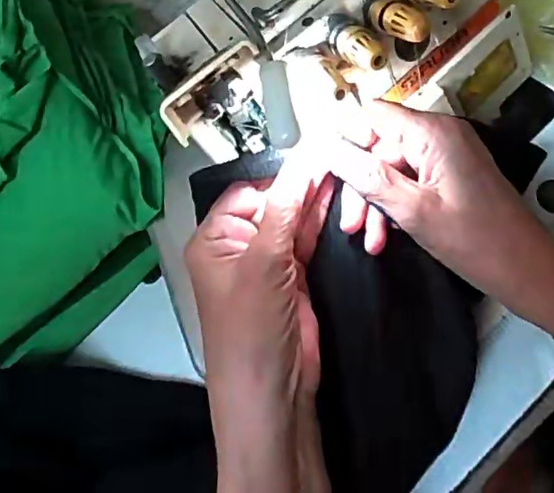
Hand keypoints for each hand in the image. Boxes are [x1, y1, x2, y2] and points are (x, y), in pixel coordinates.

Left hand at [185, 161, 333, 491]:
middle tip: (332, 156)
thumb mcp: (264, 264)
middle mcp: (238, 246)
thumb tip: (304, 161)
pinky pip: (306, 235)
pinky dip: (320, 217)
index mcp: (214, 240)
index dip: (278, 175)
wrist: (274, 397)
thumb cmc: (251, 334)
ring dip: (314, 197)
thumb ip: (285, 209)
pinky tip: (336, 195)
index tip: (311, 156)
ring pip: (292, 216)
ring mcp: (267, 261)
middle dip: (300, 183)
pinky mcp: (293, 274)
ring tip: (339, 167)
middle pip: (273, 200)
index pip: (247, 191)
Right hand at [325, 101, 553, 318]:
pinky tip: (390, 236)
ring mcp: (449, 153)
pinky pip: (414, 179)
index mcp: (433, 132)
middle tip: (351, 227)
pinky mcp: (454, 173)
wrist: (530, 271)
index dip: (350, 140)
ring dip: (378, 201)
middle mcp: (441, 133)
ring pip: (396, 166)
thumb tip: (328, 147)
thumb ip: (368, 177)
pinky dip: (399, 204)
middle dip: (363, 184)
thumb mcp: (413, 212)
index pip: (375, 115)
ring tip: (371, 240)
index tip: (331, 176)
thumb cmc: (476, 241)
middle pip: (383, 145)